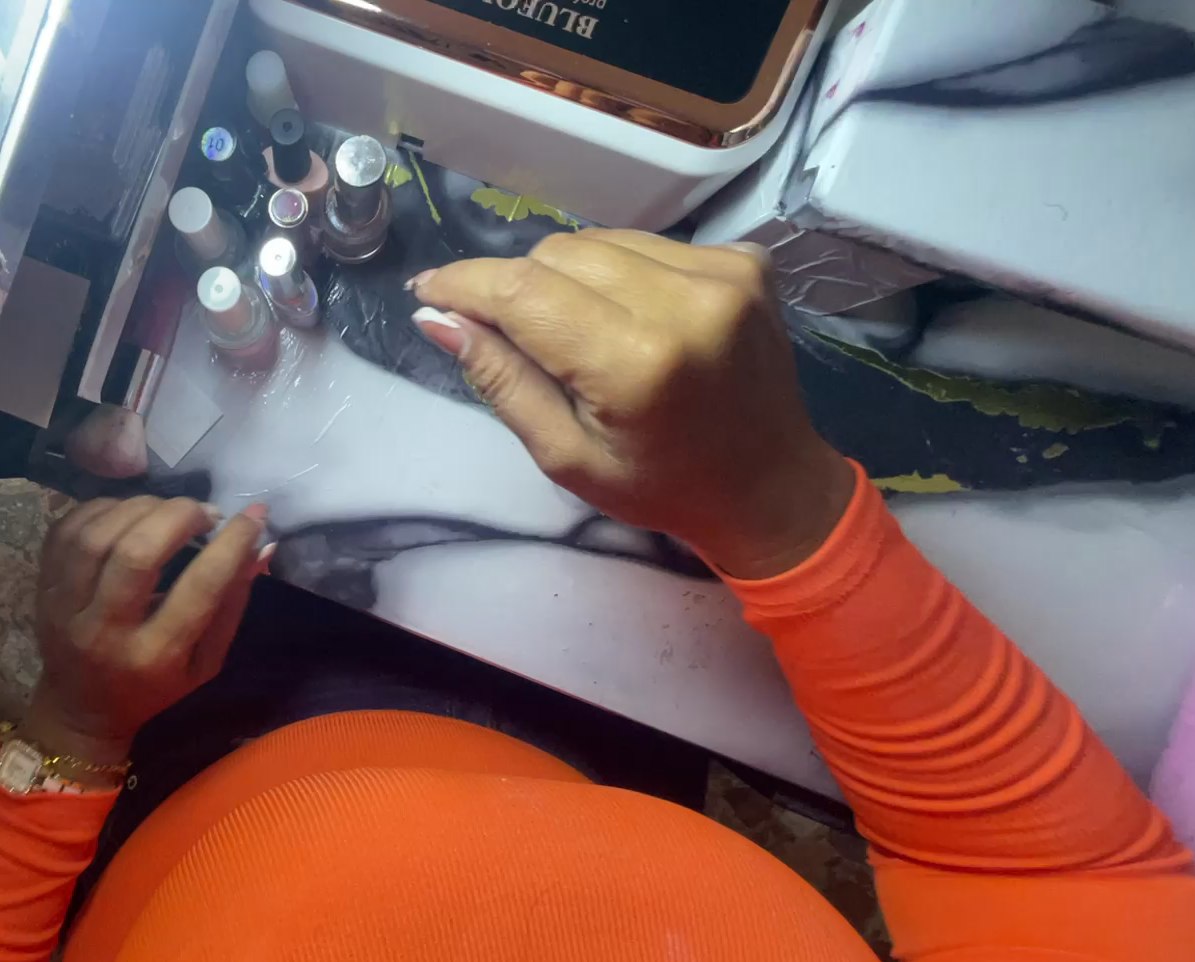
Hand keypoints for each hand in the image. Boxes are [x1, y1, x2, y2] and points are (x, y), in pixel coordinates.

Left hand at [24, 497, 271, 766]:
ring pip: (97, 535)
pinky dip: (103, 508)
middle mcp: (105, 631)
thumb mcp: (207, 662)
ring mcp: (64, 607)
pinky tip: (130, 513)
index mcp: (155, 656)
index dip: (231, 544)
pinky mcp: (42, 587)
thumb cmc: (155, 686)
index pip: (200, 587)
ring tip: (167, 509)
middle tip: (203, 511)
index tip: (251, 518)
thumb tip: (261, 544)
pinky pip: (68, 529)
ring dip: (140, 506)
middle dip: (178, 516)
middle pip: (136, 553)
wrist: (80, 708)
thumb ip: (233, 602)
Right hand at [410, 231, 854, 578]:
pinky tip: (618, 317)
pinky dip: (609, 273)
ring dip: (559, 277)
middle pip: (556, 254)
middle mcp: (685, 298)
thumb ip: (500, 380)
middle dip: (511, 286)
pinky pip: (641, 244)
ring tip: (565, 330)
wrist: (768, 484)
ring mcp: (723, 270)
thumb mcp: (562, 454)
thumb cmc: (654, 487)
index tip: (426, 290)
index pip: (524, 293)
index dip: (465, 285)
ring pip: (595, 240)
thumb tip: (437, 319)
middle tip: (499, 331)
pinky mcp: (744, 258)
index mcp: (634, 362)